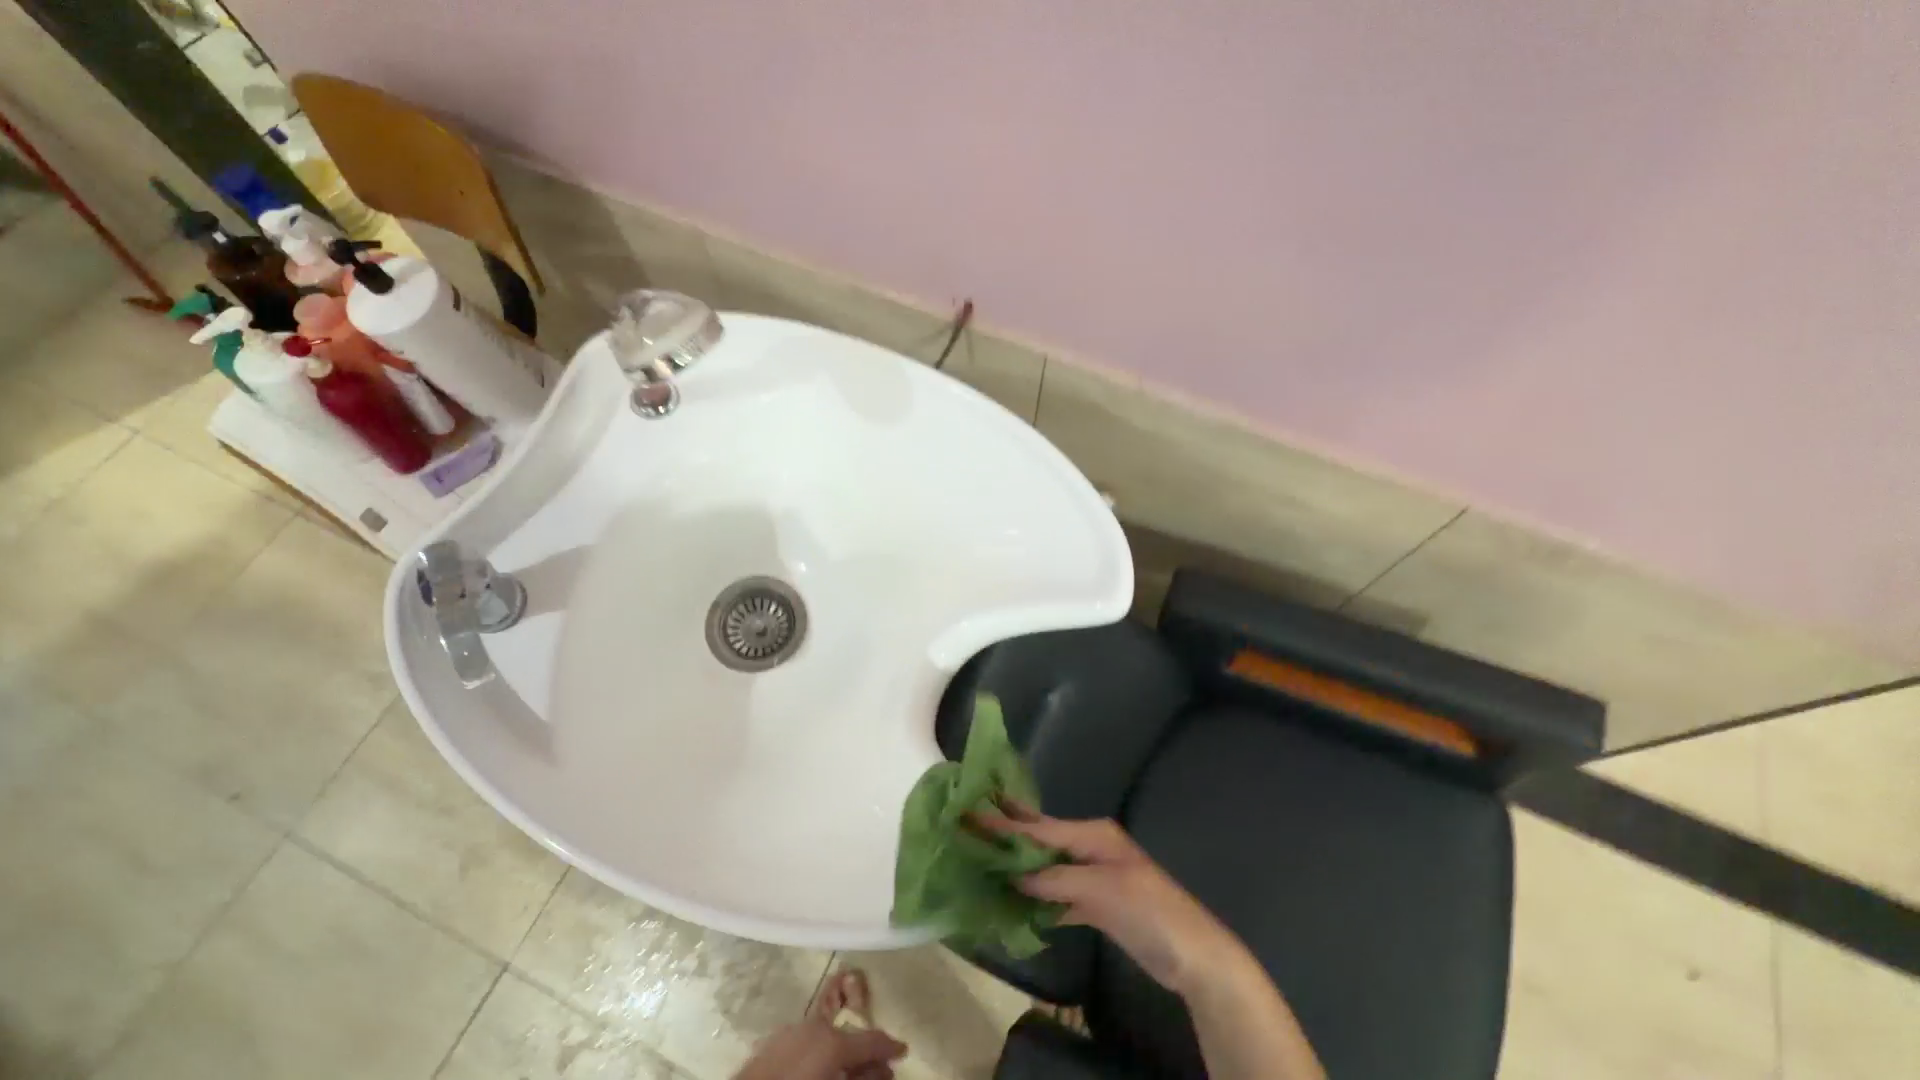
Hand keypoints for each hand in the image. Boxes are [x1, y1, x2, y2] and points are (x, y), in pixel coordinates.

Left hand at [730, 1019, 904, 1079]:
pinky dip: (820, 1053)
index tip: (903, 1051)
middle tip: (878, 1070)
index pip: (872, 1039)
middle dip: (864, 1052)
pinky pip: (807, 1042)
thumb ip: (863, 1077)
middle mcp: (814, 1027)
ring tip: (848, 1072)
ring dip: (841, 1052)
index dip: (890, 1046)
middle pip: (849, 1036)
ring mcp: (792, 1031)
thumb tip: (884, 1071)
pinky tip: (821, 1069)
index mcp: (832, 1040)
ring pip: (827, 1037)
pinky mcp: (775, 1042)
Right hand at [980, 806, 1247, 995]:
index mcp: (1094, 835)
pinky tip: (1011, 903)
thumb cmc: (1149, 911)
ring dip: (1017, 870)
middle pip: (1041, 841)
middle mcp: (1090, 849)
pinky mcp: (1096, 905)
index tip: (967, 814)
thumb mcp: (1099, 889)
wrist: (1193, 956)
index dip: (1003, 824)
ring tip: (979, 863)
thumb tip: (1012, 876)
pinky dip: (1035, 899)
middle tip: (967, 827)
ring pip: (1045, 869)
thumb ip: (1054, 879)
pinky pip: (1056, 895)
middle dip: (1007, 837)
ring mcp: (1094, 877)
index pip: (1038, 827)